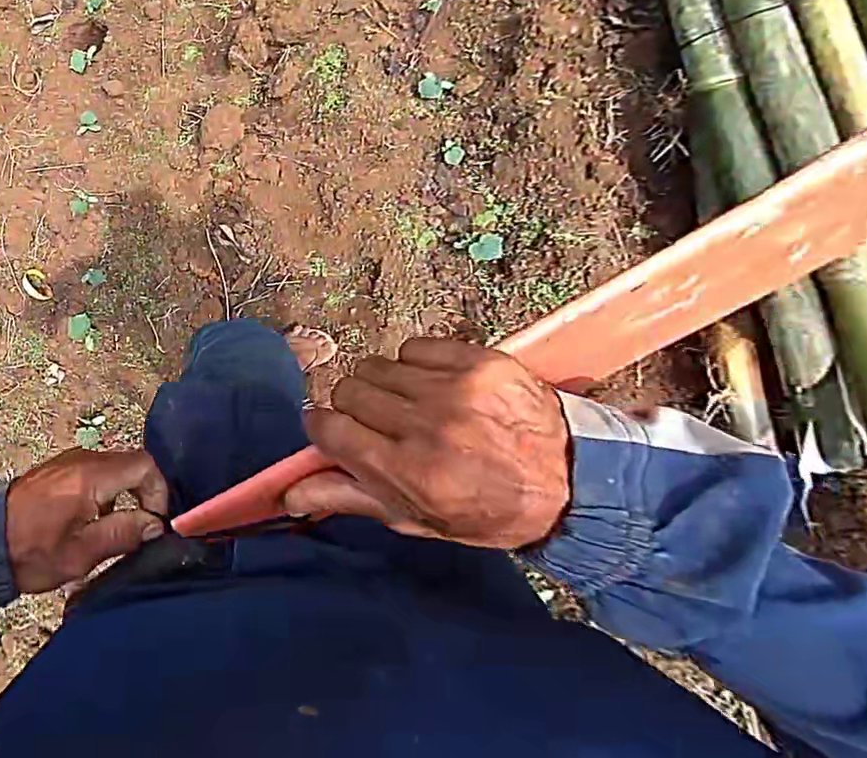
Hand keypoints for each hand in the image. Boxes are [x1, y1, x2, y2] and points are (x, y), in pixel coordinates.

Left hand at [6, 448, 169, 592]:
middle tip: (140, 530)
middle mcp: (83, 458)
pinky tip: (93, 523)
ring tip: (115, 531)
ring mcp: (69, 460)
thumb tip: (155, 524)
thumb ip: (123, 532)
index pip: (144, 465)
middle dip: (144, 495)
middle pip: (131, 464)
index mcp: (91, 474)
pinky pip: (95, 472)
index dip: (158, 492)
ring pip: (114, 469)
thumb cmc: (32, 551)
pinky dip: (106, 493)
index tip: (155, 523)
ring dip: (124, 496)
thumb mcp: (82, 552)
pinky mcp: (59, 469)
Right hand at [282, 338, 570, 548]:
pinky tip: (440, 387)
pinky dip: (418, 365)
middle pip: (347, 390)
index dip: (325, 428)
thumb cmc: (489, 508)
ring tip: (417, 406)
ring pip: (375, 366)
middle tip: (386, 425)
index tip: (336, 432)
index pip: (328, 428)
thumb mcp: (417, 519)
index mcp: (412, 473)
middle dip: (357, 408)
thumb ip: (349, 496)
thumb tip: (288, 494)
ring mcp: (455, 389)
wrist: (578, 483)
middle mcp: (429, 428)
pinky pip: (413, 347)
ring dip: (386, 385)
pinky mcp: (478, 360)